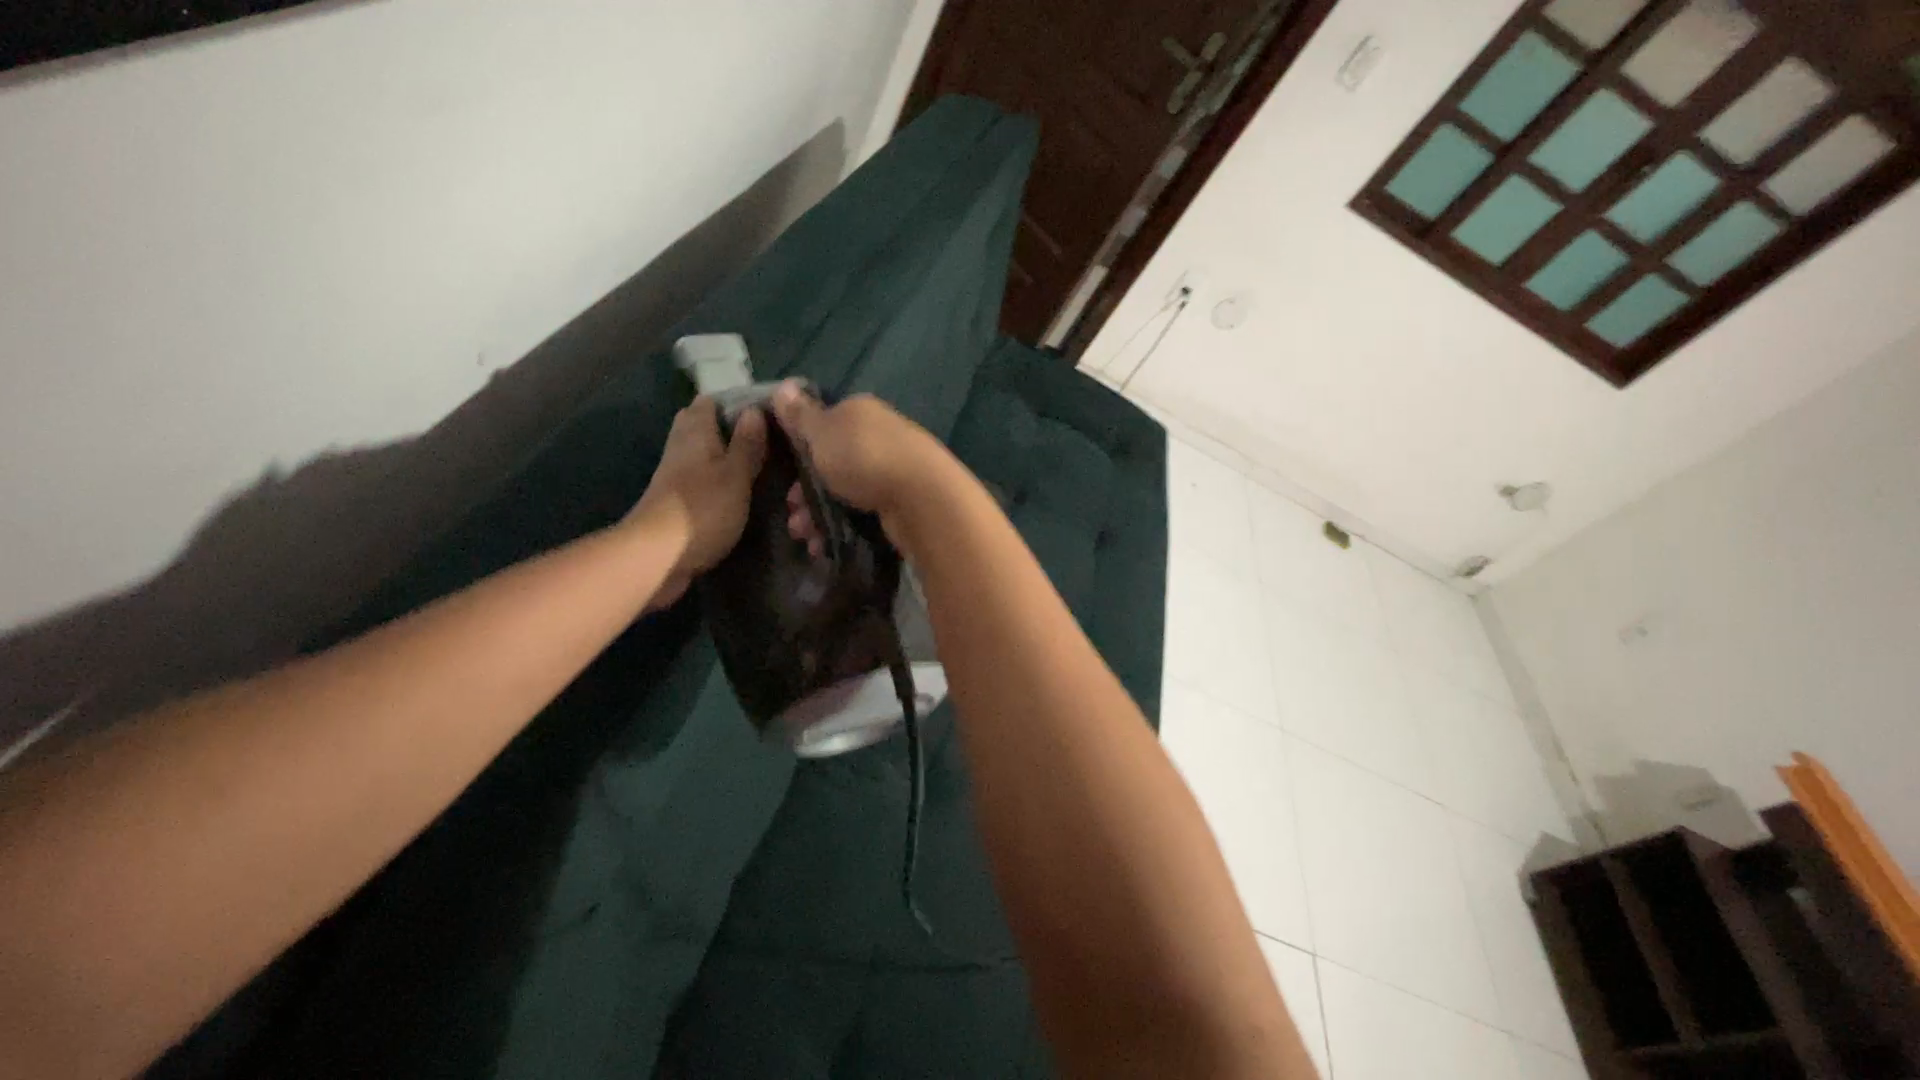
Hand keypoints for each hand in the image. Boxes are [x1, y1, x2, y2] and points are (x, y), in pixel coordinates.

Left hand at [627, 397, 766, 606]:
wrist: (656, 557)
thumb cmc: (702, 510)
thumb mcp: (735, 475)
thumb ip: (747, 444)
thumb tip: (754, 409)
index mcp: (695, 433)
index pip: (711, 401)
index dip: (737, 402)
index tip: (768, 412)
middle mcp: (681, 448)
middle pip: (702, 426)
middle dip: (730, 428)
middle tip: (765, 441)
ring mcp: (674, 476)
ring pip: (702, 453)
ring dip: (724, 455)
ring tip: (759, 465)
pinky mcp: (676, 502)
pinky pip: (699, 479)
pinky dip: (717, 479)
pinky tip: (738, 491)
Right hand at [770, 382, 953, 536]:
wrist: (923, 498)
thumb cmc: (864, 458)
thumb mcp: (822, 432)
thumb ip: (801, 416)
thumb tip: (784, 387)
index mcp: (859, 411)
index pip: (821, 424)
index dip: (798, 449)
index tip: (782, 474)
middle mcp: (877, 435)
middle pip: (831, 462)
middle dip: (805, 490)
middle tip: (792, 513)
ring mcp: (891, 469)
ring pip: (843, 490)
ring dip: (817, 513)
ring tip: (804, 536)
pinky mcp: (900, 500)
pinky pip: (860, 512)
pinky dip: (839, 526)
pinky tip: (823, 544)